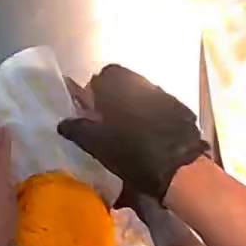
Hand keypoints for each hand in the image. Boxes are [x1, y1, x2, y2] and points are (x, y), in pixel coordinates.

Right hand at [57, 65, 208, 202]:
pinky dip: (153, 115)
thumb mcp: (98, 146)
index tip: (93, 111)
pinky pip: (162, 105)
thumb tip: (63, 123)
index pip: (103, 75)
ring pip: (144, 92)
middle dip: (115, 96)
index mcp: (120, 88)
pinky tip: (152, 135)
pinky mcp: (183, 110)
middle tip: (109, 121)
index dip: (95, 91)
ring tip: (130, 130)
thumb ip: (79, 130)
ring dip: (134, 104)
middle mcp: (144, 84)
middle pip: (125, 81)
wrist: (180, 170)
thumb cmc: (132, 155)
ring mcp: (167, 95)